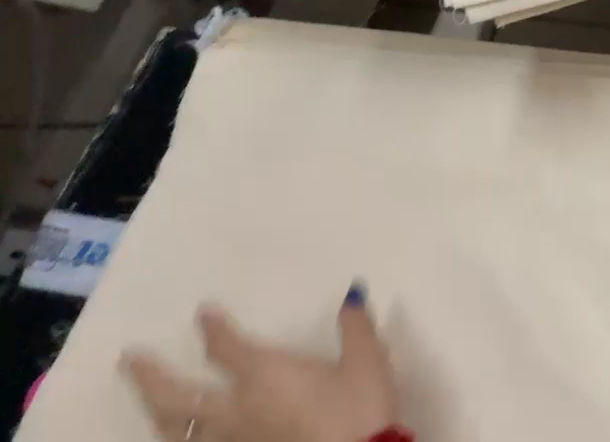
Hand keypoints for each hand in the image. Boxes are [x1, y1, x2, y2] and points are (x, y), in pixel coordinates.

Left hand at [121, 286, 398, 441]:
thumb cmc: (358, 405)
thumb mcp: (367, 359)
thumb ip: (355, 327)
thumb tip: (352, 295)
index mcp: (266, 375)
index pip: (227, 348)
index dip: (213, 329)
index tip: (202, 312)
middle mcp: (235, 408)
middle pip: (177, 396)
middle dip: (150, 376)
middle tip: (131, 358)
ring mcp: (229, 439)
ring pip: (175, 430)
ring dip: (156, 410)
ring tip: (150, 398)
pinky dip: (180, 440)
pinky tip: (179, 437)